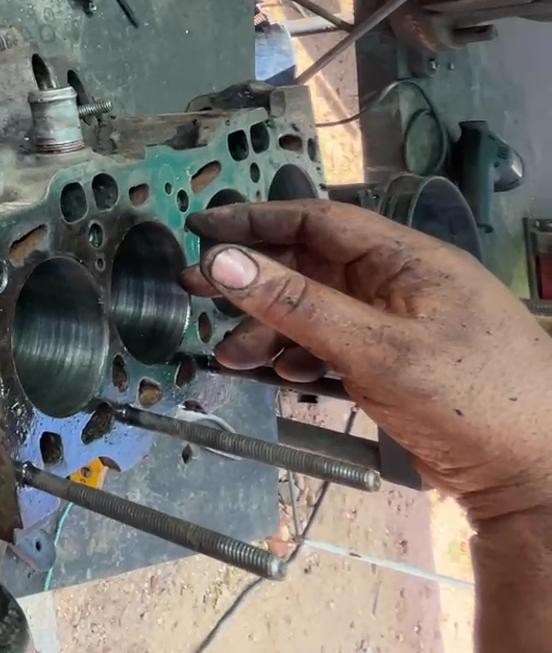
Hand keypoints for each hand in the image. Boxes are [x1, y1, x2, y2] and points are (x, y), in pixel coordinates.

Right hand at [185, 199, 551, 524]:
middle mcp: (399, 284)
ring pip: (306, 307)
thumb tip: (218, 260)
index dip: (252, 219)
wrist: (545, 489)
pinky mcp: (390, 359)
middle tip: (191, 289)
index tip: (197, 230)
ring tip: (231, 355)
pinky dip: (291, 353)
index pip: (317, 220)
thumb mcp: (376, 350)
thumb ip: (293, 302)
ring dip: (263, 327)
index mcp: (410, 263)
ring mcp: (395, 323)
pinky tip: (278, 375)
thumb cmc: (475, 404)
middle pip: (304, 264)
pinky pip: (323, 340)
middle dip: (247, 279)